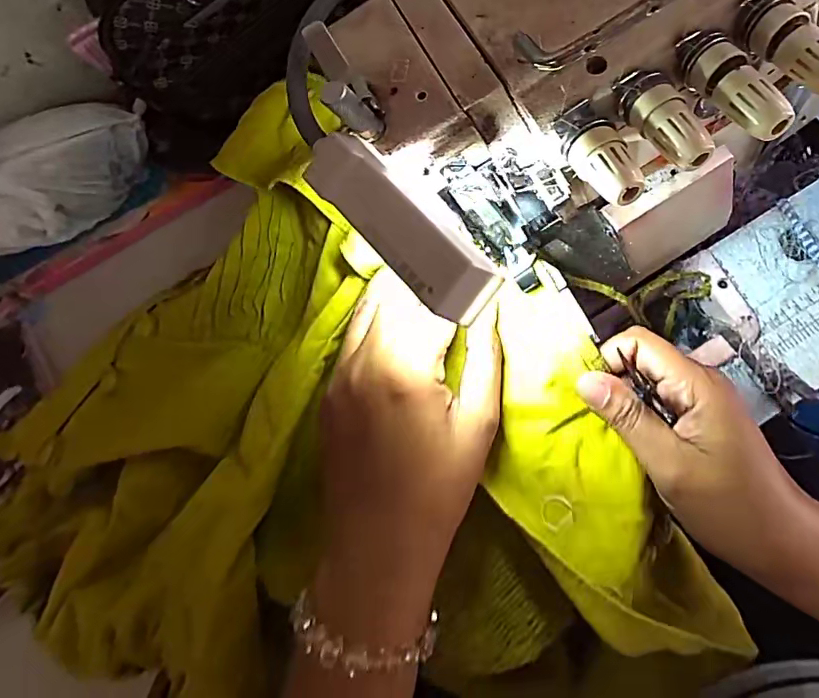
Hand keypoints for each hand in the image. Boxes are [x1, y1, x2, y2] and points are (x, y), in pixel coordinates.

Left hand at [315, 269, 502, 629]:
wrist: (375, 549)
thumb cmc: (438, 490)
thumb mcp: (479, 423)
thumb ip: (485, 356)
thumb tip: (489, 311)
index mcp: (402, 367)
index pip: (435, 296)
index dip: (464, 278)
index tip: (486, 269)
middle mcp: (361, 359)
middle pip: (396, 290)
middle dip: (432, 275)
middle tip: (463, 269)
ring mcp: (338, 372)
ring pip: (370, 303)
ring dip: (404, 288)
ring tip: (437, 285)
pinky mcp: (328, 387)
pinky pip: (356, 330)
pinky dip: (382, 312)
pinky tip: (407, 317)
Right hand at [575, 327, 818, 578]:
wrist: (782, 538)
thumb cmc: (728, 506)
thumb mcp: (668, 464)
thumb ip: (627, 417)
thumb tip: (585, 379)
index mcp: (695, 381)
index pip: (638, 341)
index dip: (610, 361)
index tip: (596, 402)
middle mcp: (702, 379)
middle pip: (645, 358)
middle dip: (617, 385)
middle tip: (606, 429)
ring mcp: (707, 397)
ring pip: (653, 381)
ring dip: (632, 405)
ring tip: (625, 442)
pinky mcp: (708, 416)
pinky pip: (667, 401)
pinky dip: (648, 418)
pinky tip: (646, 448)